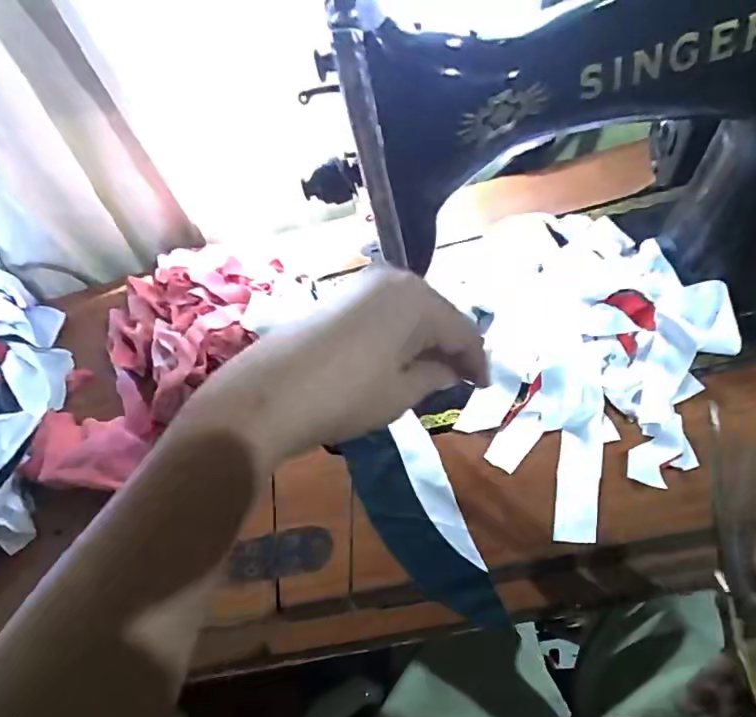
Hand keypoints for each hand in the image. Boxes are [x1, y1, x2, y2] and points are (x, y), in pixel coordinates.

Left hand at [184, 268, 486, 464]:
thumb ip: (434, 377)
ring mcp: (362, 286)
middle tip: (462, 379)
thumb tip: (450, 370)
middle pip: (438, 315)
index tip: (485, 387)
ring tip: (434, 373)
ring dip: (425, 342)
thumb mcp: (400, 393)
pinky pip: (386, 315)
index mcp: (419, 299)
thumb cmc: (346, 396)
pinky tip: (401, 360)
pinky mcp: (339, 299)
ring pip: (411, 314)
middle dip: (452, 348)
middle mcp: (394, 280)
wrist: (270, 395)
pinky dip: (400, 337)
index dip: (477, 362)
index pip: (463, 331)